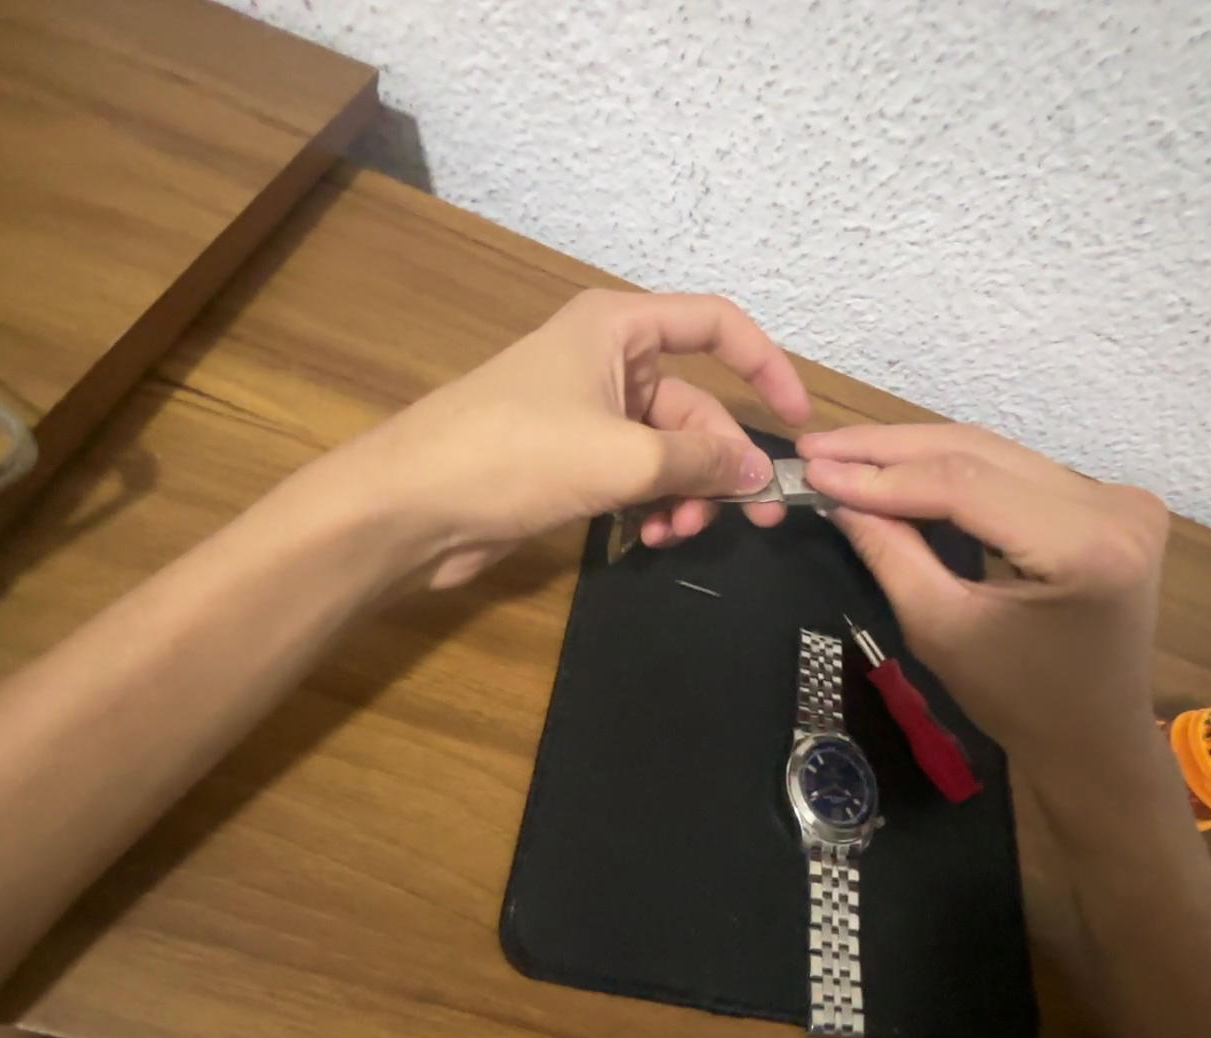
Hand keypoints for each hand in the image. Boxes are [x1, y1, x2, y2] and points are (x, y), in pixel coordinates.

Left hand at [299, 290, 811, 588]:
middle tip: (755, 518)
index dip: (767, 366)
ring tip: (678, 533)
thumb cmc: (517, 456)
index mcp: (618, 328)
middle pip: (694, 406)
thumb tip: (758, 471)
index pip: (716, 326)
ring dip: (684, 493)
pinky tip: (650, 537)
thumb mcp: (624, 455)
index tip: (800, 420)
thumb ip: (700, 459)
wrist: (410, 508)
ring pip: (667, 450)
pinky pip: (636, 475)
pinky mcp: (571, 459)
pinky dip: (651, 505)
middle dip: (719, 463)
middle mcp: (608, 361)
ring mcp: (588, 413)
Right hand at [797, 424, 1168, 773]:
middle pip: (977, 451)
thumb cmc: (1015, 699)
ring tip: (843, 452)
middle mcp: (1111, 505)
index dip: (881, 475)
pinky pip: (1008, 469)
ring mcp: (1114, 498)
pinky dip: (946, 467)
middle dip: (887, 448)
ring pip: (990, 451)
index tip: (813, 469)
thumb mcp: (938, 627)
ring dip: (911, 451)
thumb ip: (888, 551)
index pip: (963, 483)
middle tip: (817, 447)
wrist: (1089, 735)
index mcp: (1085, 545)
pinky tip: (896, 466)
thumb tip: (835, 493)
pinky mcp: (1104, 501)